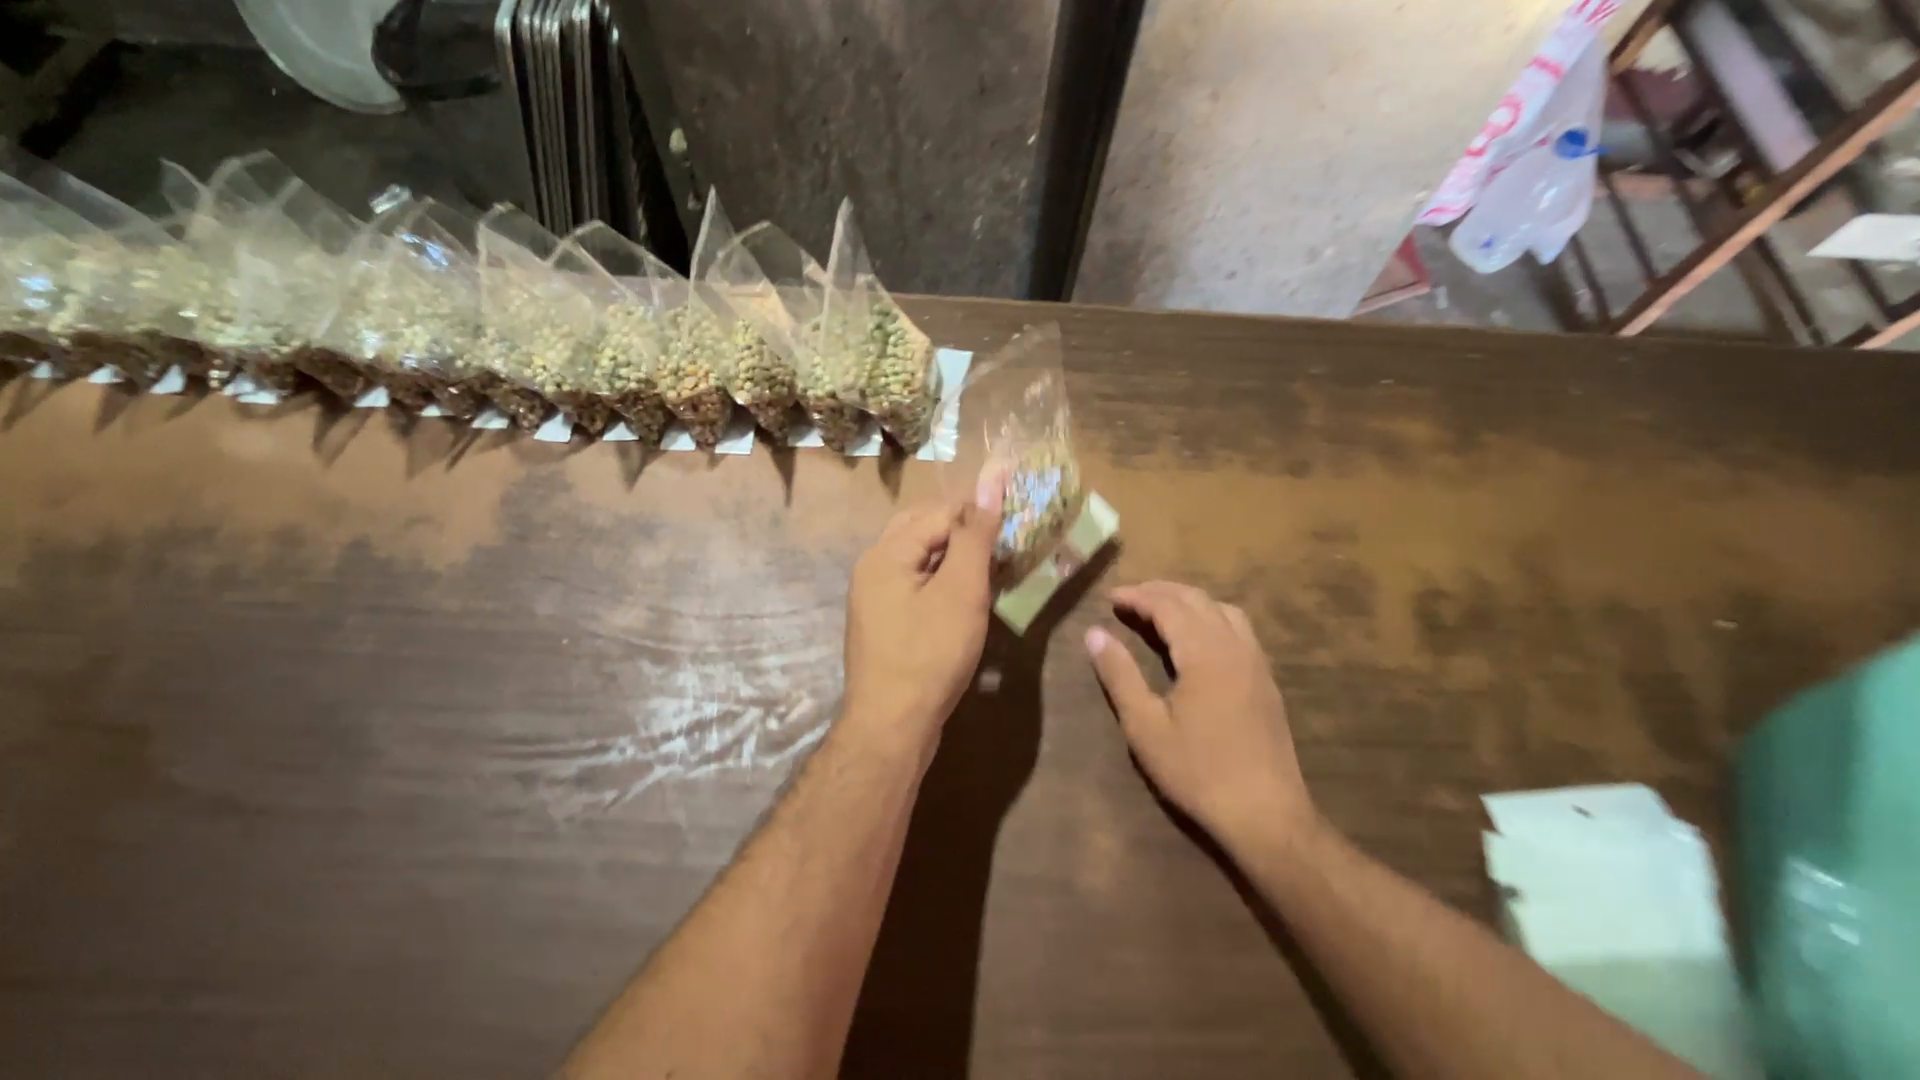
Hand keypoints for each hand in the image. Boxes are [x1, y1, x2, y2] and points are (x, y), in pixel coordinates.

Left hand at [842, 491, 1001, 749]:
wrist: (892, 727)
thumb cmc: (929, 655)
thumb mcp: (961, 591)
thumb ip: (975, 535)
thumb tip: (990, 480)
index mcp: (885, 553)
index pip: (939, 512)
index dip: (979, 512)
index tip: (1019, 522)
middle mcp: (872, 568)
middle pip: (923, 530)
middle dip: (965, 532)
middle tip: (1006, 544)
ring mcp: (874, 599)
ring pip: (920, 560)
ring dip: (956, 559)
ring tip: (995, 570)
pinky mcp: (884, 626)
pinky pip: (915, 588)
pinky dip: (944, 584)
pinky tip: (970, 601)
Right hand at [1085, 582, 1315, 846]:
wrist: (1264, 813)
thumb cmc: (1197, 771)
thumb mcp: (1145, 727)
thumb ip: (1119, 675)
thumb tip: (1094, 633)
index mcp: (1205, 652)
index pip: (1168, 605)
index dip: (1137, 596)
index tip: (1109, 598)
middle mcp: (1235, 646)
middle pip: (1198, 600)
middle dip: (1161, 592)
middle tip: (1129, 599)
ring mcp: (1257, 663)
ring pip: (1224, 611)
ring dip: (1190, 602)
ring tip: (1160, 612)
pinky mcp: (1266, 681)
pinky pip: (1239, 630)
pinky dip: (1211, 619)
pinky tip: (1197, 640)